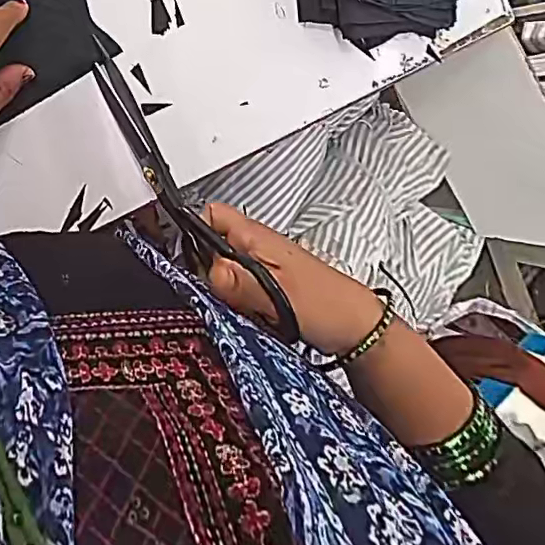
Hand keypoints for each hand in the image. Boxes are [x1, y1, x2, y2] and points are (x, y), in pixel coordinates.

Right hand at [203, 203, 385, 354]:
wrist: (357, 329)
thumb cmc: (327, 305)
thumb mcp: (275, 295)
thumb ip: (237, 281)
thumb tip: (205, 271)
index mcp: (255, 236)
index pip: (209, 215)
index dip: (191, 233)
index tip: (187, 261)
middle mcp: (256, 245)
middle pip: (210, 247)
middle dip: (207, 272)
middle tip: (221, 295)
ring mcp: (261, 265)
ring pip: (223, 271)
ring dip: (224, 293)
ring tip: (244, 309)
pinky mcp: (267, 285)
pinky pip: (237, 289)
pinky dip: (239, 304)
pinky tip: (254, 317)